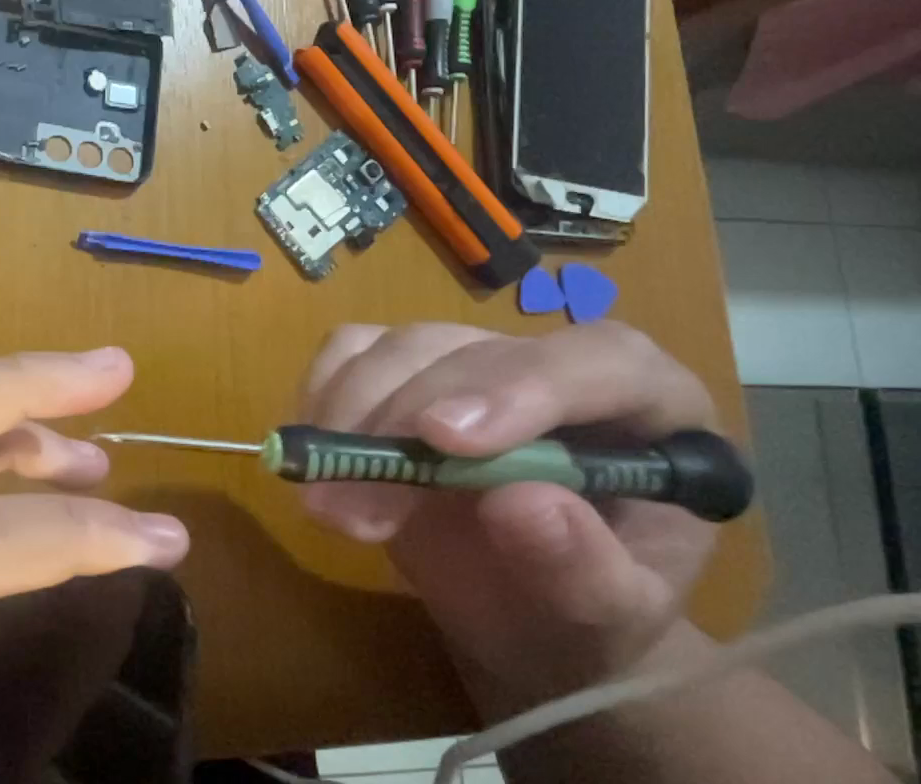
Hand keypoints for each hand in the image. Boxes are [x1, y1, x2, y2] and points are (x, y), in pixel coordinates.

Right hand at [297, 322, 720, 714]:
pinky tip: (320, 462)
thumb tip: (522, 503)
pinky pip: (346, 351)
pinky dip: (321, 398)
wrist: (520, 614)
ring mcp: (467, 358)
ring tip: (330, 512)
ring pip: (399, 348)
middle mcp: (552, 365)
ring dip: (349, 423)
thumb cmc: (579, 617)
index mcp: (649, 408)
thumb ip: (584, 570)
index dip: (518, 389)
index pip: (595, 362)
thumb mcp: (603, 619)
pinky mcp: (398, 368)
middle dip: (401, 425)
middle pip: (471, 352)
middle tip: (354, 513)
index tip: (442, 441)